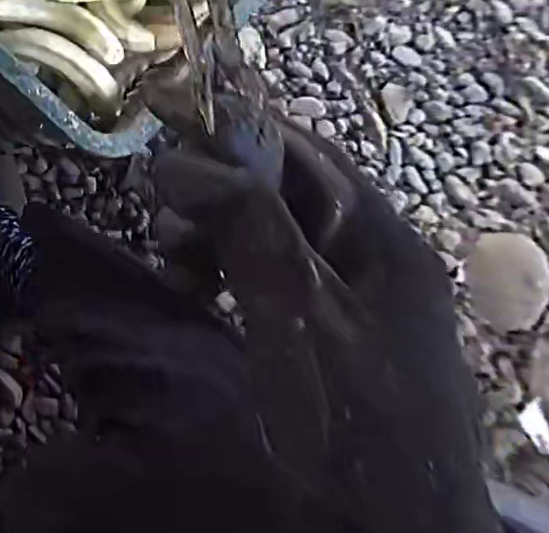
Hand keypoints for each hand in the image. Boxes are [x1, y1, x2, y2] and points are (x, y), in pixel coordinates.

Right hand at [145, 71, 498, 532]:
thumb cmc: (353, 420)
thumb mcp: (297, 308)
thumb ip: (248, 224)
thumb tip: (179, 162)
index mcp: (380, 236)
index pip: (299, 147)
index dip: (235, 129)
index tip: (169, 129)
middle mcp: (370, 252)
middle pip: (280, 184)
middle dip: (215, 185)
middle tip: (168, 208)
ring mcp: (348, 291)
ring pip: (265, 224)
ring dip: (212, 226)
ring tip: (174, 253)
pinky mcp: (322, 324)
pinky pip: (261, 266)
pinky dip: (220, 262)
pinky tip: (190, 281)